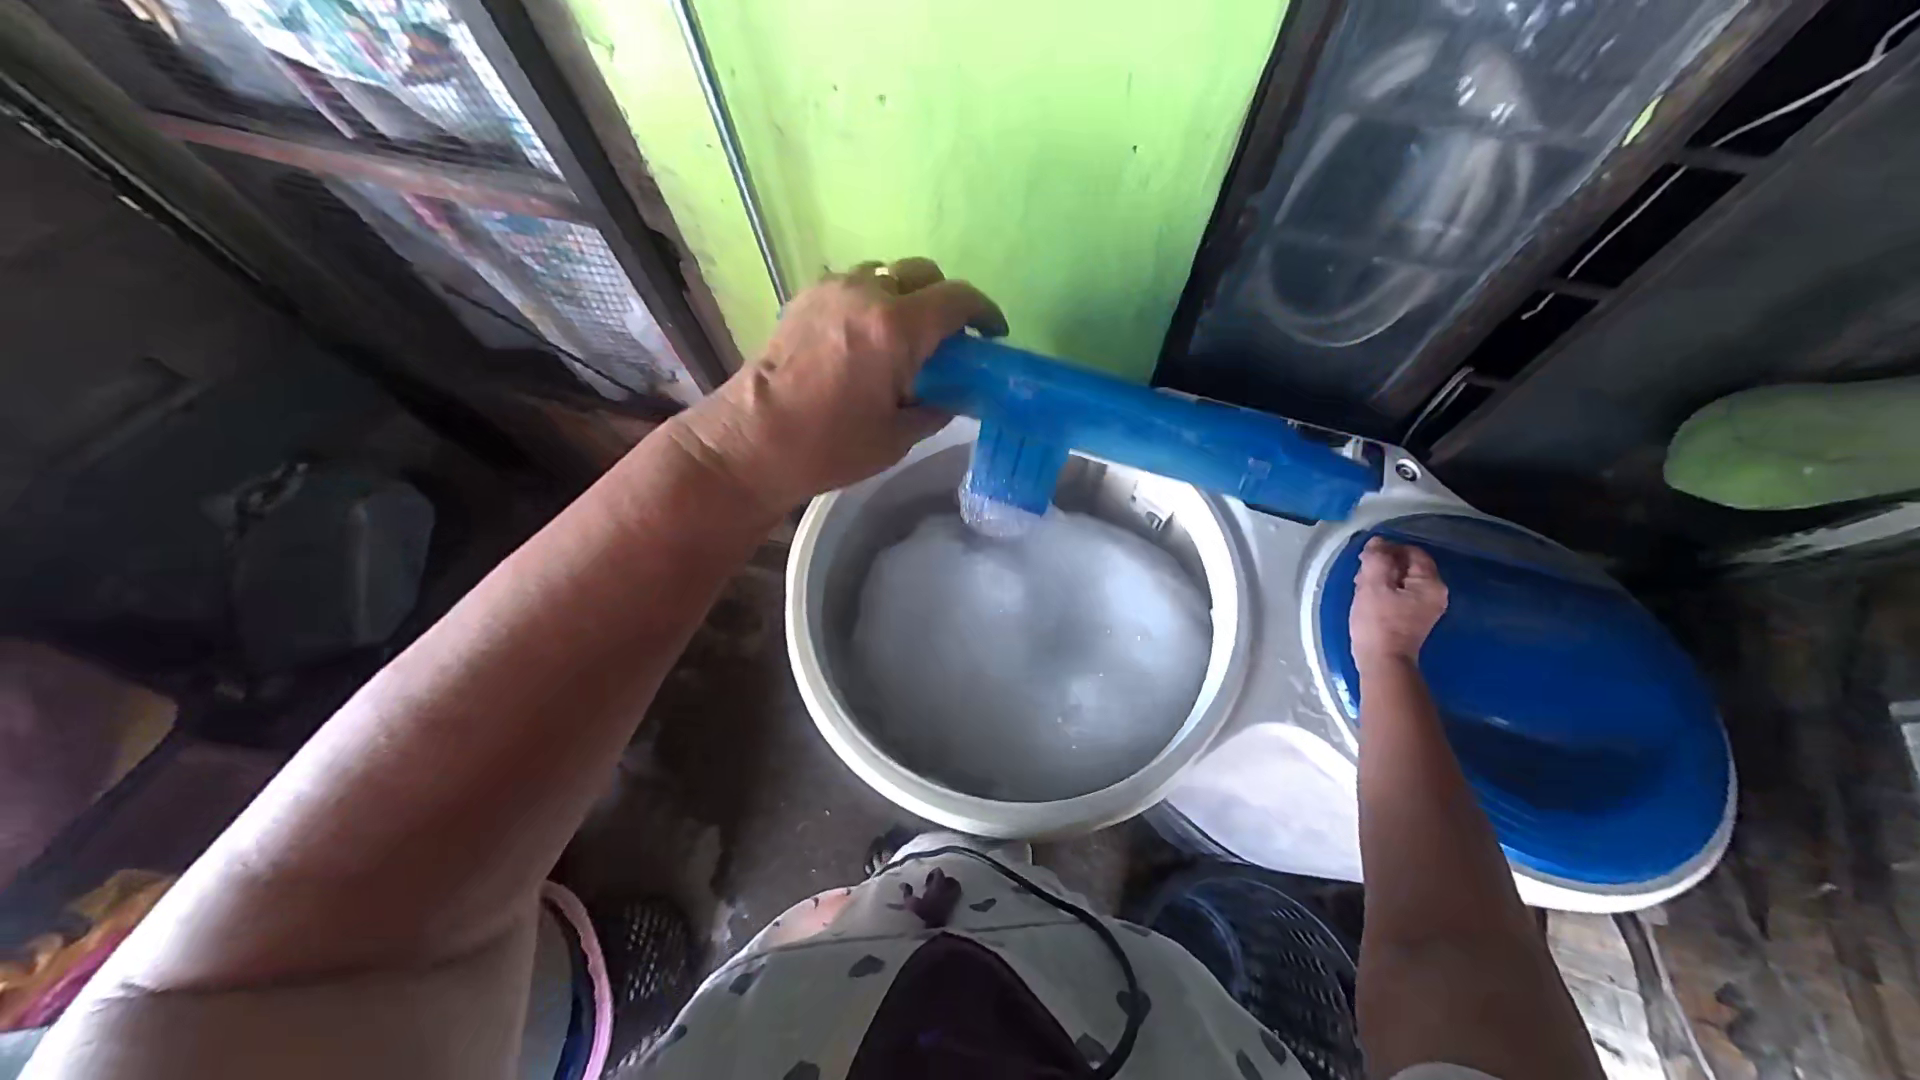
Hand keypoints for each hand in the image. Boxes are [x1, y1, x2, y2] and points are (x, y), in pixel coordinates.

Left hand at [669, 257, 1006, 511]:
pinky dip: (872, 300)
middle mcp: (867, 294)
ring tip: (904, 336)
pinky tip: (866, 336)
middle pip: (923, 273)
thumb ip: (936, 406)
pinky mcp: (805, 297)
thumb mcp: (897, 436)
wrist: (752, 441)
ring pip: (886, 274)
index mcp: (897, 328)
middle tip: (948, 339)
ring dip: (906, 296)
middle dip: (945, 300)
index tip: (992, 334)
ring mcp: (832, 290)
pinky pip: (853, 284)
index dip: (984, 312)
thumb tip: (953, 395)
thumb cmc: (830, 446)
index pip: (958, 299)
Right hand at [1349, 537, 1447, 669]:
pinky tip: (1367, 598)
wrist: (1383, 662)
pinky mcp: (1413, 618)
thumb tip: (1378, 541)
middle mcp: (1435, 594)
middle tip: (1360, 574)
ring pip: (1402, 580)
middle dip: (1383, 565)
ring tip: (1360, 587)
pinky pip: (1400, 595)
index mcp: (1430, 583)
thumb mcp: (1373, 586)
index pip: (1413, 552)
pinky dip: (1384, 591)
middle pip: (1408, 566)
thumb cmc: (1378, 623)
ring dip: (1380, 578)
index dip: (1389, 548)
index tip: (1366, 556)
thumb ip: (1377, 559)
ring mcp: (1426, 608)